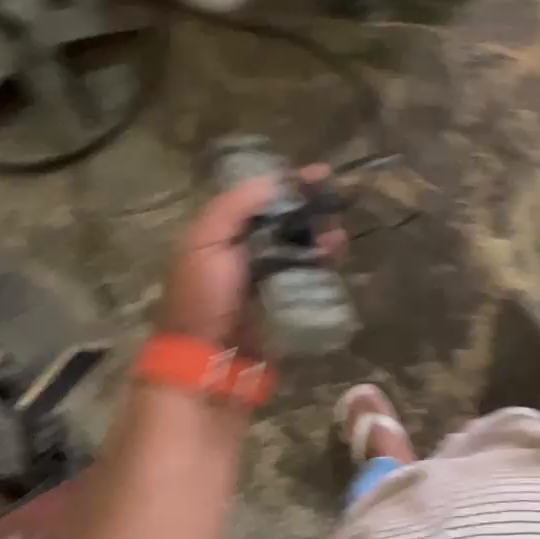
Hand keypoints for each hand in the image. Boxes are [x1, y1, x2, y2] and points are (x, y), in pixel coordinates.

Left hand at [154, 166, 343, 355]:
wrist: (208, 364)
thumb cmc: (202, 300)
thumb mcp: (205, 244)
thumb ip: (235, 207)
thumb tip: (276, 181)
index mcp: (224, 232)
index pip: (263, 197)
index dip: (291, 184)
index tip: (322, 174)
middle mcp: (248, 249)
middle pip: (290, 218)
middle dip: (315, 208)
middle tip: (337, 205)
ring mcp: (271, 276)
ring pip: (306, 243)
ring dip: (324, 234)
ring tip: (336, 238)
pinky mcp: (290, 300)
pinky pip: (314, 272)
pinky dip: (327, 260)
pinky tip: (335, 255)